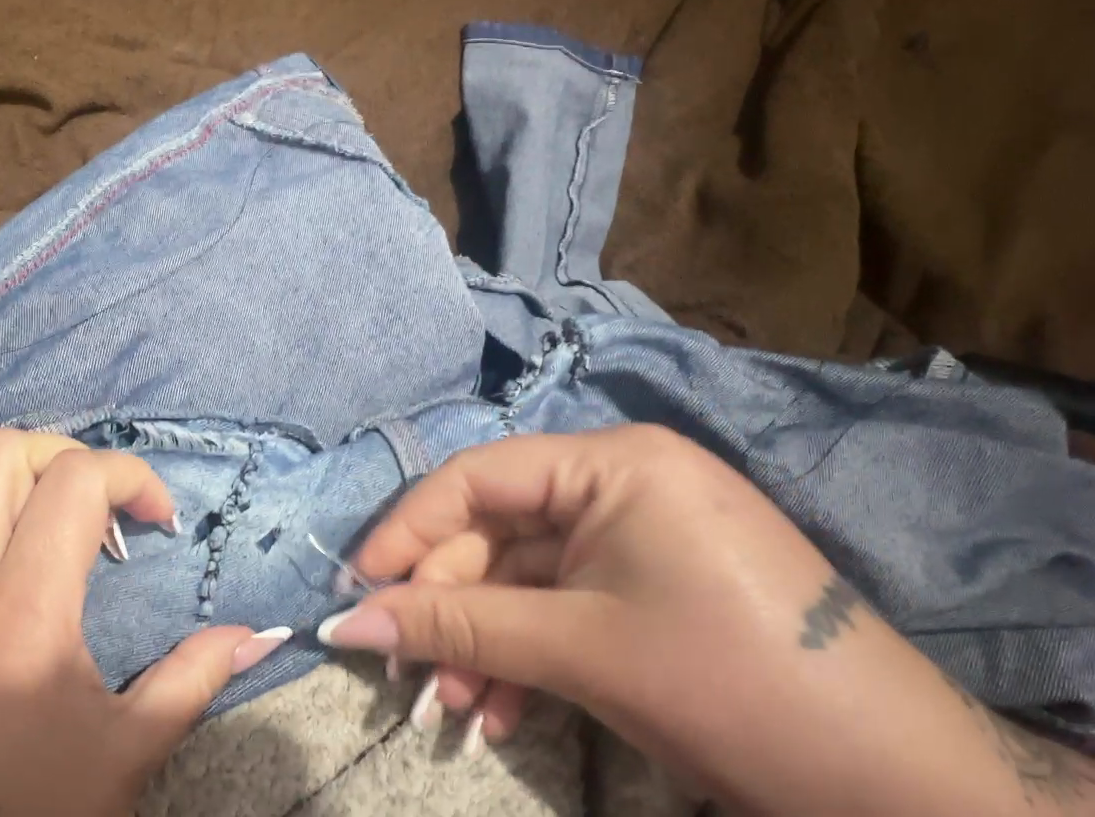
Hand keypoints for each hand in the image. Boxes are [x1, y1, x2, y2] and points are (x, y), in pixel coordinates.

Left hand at [0, 429, 290, 816]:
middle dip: (69, 456)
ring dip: (12, 472)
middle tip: (102, 506)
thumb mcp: (125, 751)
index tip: (160, 520)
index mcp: (28, 607)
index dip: (132, 476)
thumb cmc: (29, 805)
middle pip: (8, 451)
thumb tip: (257, 634)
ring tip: (48, 514)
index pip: (76, 479)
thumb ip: (193, 679)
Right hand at [315, 425, 1094, 815]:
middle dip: (450, 608)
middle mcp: (622, 483)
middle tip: (406, 671)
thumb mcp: (577, 649)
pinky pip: (561, 608)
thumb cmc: (729, 684)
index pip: (477, 478)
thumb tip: (342, 622)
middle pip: (495, 534)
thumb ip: (454, 627)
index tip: (358, 588)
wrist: (902, 794)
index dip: (408, 532)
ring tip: (452, 709)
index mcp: (613, 462)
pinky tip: (499, 712)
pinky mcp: (651, 590)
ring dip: (481, 644)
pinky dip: (525, 658)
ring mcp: (639, 538)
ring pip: (522, 580)